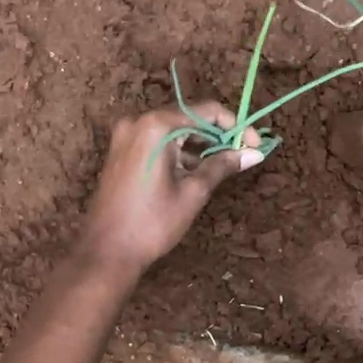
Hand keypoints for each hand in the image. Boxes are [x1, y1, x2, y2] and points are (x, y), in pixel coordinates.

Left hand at [78, 104, 263, 275]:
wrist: (106, 251)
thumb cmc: (152, 223)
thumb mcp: (192, 193)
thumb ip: (222, 166)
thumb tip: (253, 153)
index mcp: (156, 126)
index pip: (206, 112)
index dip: (235, 126)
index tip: (255, 145)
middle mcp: (138, 122)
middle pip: (188, 118)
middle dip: (218, 136)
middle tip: (242, 156)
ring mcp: (126, 137)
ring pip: (173, 131)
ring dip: (199, 145)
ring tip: (223, 167)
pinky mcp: (121, 152)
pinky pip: (157, 142)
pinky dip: (178, 152)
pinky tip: (196, 171)